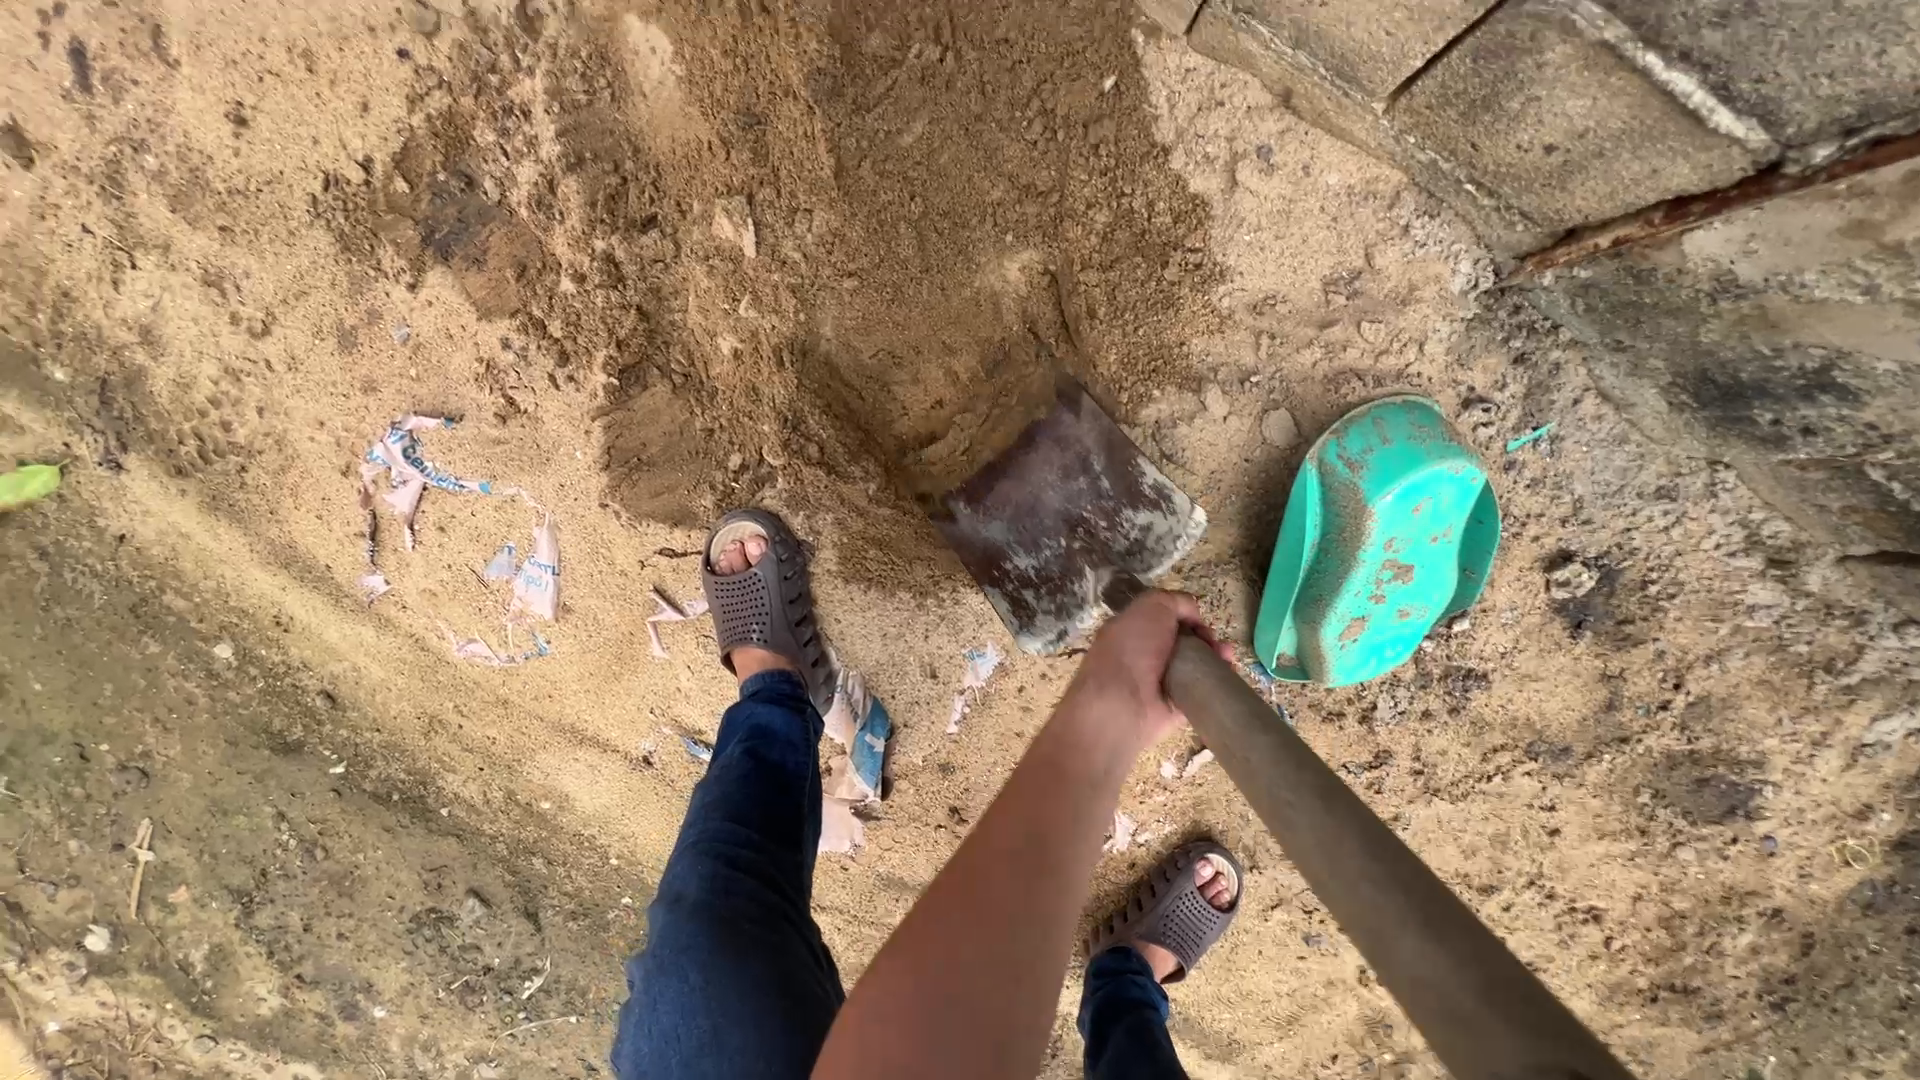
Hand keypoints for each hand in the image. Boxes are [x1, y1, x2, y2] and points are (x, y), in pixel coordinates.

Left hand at [1056, 590, 1230, 753]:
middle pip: (1184, 641)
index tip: (1198, 622)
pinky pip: (1202, 688)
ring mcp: (1161, 681)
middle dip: (1205, 638)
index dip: (1186, 617)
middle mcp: (1145, 654)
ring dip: (1216, 656)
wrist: (1122, 703)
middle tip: (1215, 642)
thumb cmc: (1132, 647)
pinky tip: (1228, 671)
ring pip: (1196, 664)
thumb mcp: (1151, 606)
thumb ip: (1174, 601)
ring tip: (1227, 656)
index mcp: (1132, 630)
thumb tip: (1194, 615)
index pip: (1164, 619)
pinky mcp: (1177, 705)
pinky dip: (1218, 679)